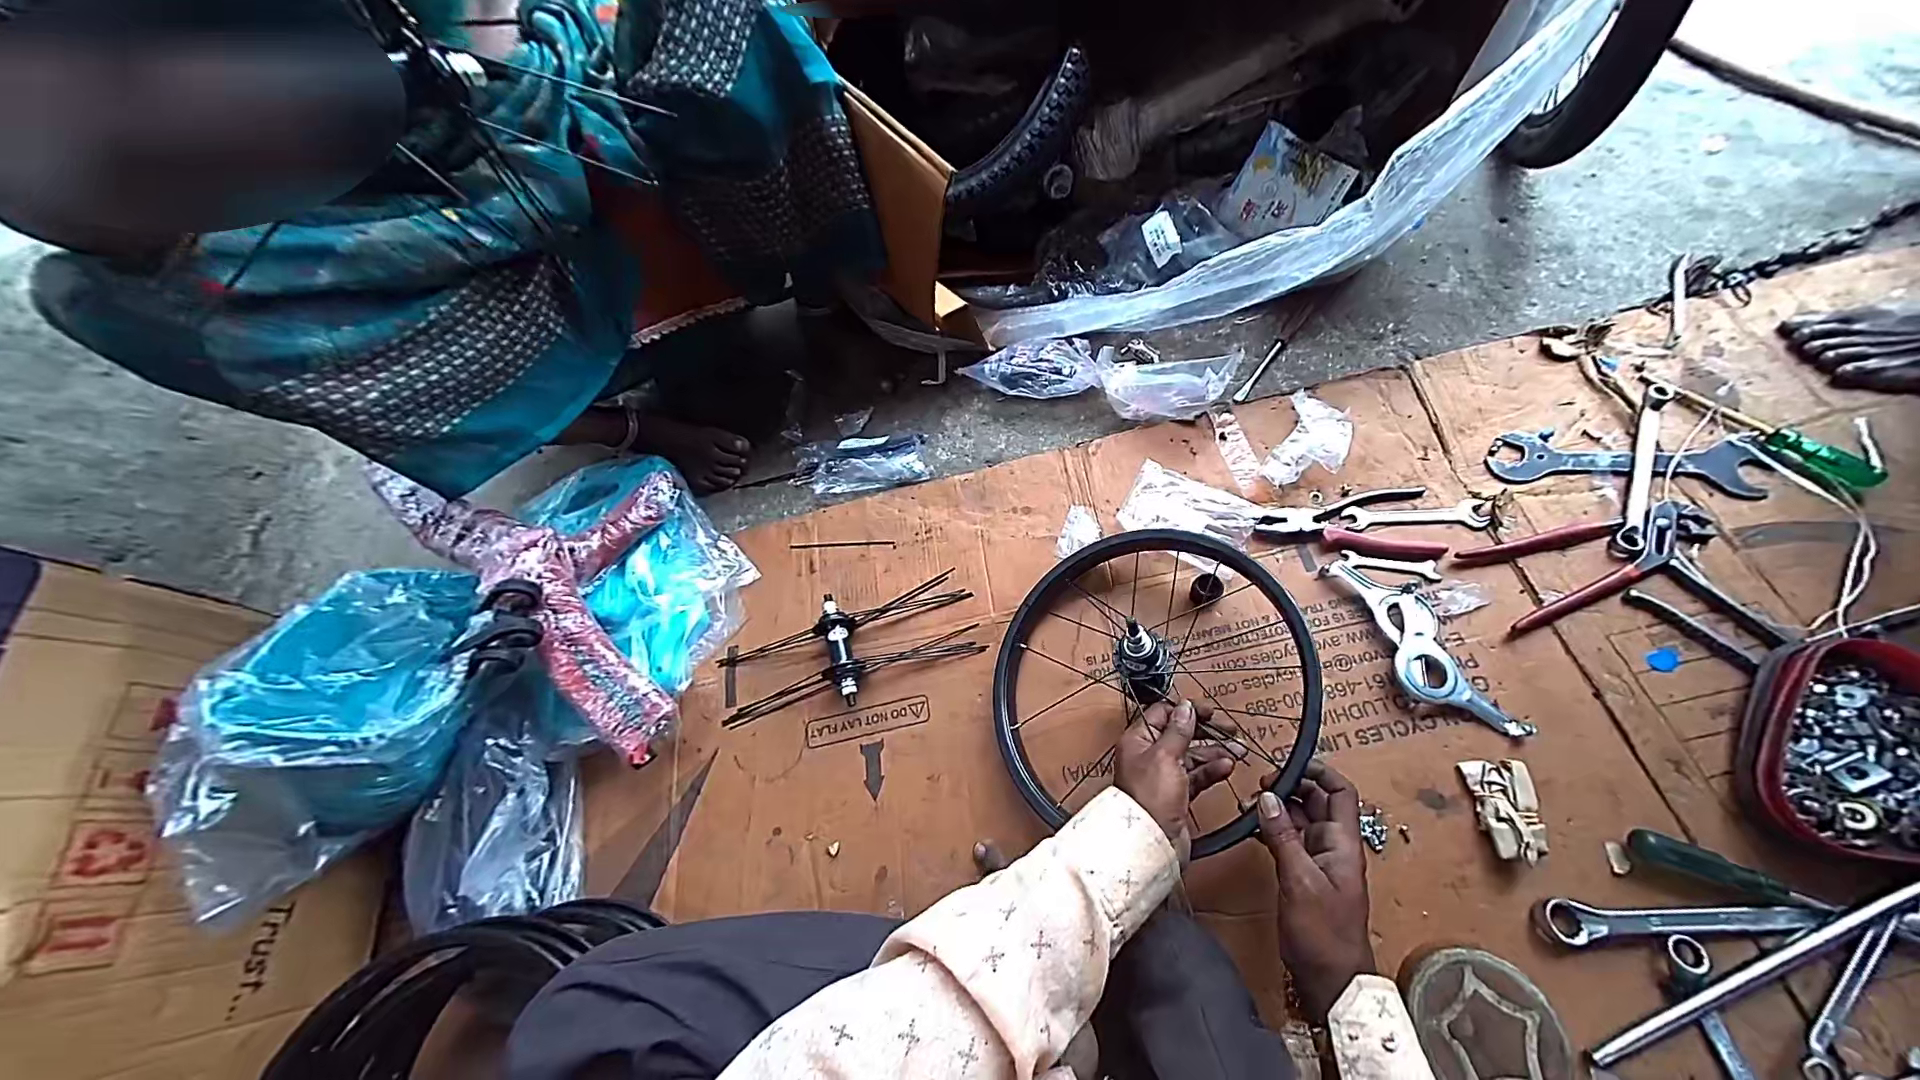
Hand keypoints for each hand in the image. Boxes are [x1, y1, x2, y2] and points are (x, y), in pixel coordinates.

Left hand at [1114, 700, 1236, 864]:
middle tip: (1230, 729)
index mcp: (1139, 739)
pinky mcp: (1176, 794)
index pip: (1163, 714)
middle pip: (1180, 734)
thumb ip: (1178, 731)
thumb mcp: (1165, 756)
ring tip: (1238, 748)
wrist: (1151, 840)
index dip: (1186, 711)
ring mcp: (1163, 775)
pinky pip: (1197, 776)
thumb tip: (1186, 708)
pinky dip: (1212, 770)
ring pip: (1192, 756)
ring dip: (1215, 751)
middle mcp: (1149, 755)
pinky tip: (1227, 766)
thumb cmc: (1148, 799)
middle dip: (1206, 730)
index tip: (1209, 712)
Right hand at [1253, 760, 1376, 1022]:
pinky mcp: (1301, 871)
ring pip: (1297, 818)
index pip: (1339, 793)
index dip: (1319, 772)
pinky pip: (1286, 837)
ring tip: (1248, 804)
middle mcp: (1331, 845)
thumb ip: (1282, 836)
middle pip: (1315, 801)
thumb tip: (1267, 796)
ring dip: (1275, 807)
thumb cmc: (1323, 932)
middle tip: (1258, 783)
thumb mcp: (1300, 879)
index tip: (1287, 763)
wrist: (1329, 978)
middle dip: (1288, 786)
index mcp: (1342, 843)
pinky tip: (1250, 826)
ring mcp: (1316, 858)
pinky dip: (1269, 827)